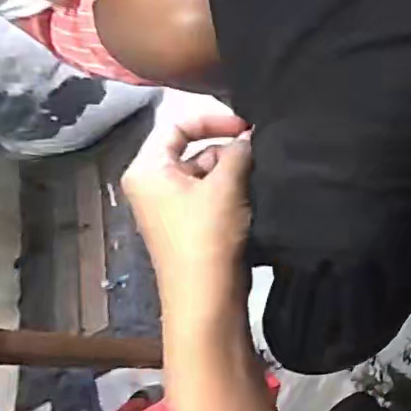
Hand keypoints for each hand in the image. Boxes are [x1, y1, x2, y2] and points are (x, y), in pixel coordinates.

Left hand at [121, 110, 251, 305]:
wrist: (207, 290)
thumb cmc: (208, 233)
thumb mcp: (226, 186)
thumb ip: (239, 153)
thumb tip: (250, 135)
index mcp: (148, 169)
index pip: (176, 126)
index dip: (212, 120)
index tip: (248, 127)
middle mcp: (153, 183)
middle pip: (194, 149)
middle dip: (229, 149)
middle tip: (262, 154)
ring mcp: (172, 204)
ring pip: (207, 172)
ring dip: (235, 171)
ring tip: (262, 177)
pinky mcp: (192, 221)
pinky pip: (212, 192)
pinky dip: (234, 189)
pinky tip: (256, 195)